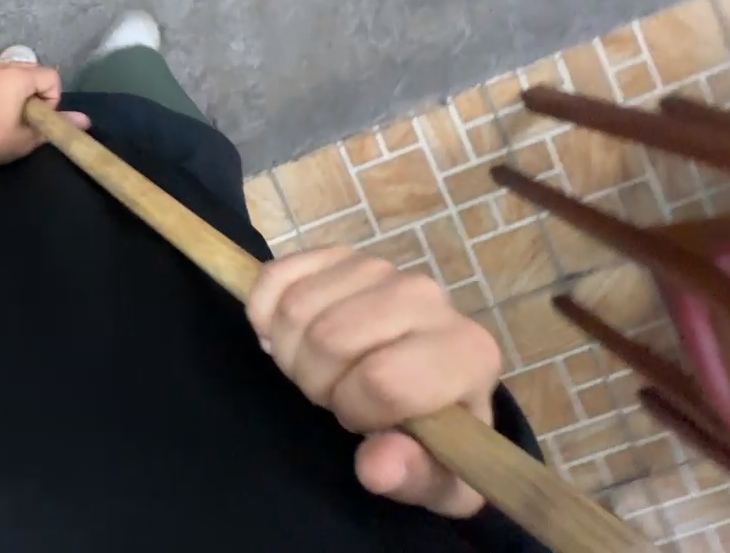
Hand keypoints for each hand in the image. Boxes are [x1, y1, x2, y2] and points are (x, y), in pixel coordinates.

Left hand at [0, 61, 90, 164]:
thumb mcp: (27, 138)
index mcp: (18, 77)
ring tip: (7, 114)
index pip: (51, 76)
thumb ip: (56, 125)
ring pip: (11, 72)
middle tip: (25, 117)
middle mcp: (0, 66)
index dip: (52, 98)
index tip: (39, 118)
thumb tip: (85, 121)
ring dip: (17, 89)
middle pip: (32, 70)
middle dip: (35, 91)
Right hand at [245, 246, 501, 517]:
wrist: (425, 372)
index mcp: (467, 352)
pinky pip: (276, 274)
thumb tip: (375, 467)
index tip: (360, 420)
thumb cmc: (435, 429)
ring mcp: (375, 267)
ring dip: (287, 349)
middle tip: (328, 394)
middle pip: (329, 338)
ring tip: (311, 365)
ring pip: (296, 307)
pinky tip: (282, 334)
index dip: (355, 409)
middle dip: (313, 379)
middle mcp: (425, 296)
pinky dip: (263, 311)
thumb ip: (415, 476)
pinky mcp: (335, 252)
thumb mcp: (442, 477)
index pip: (384, 380)